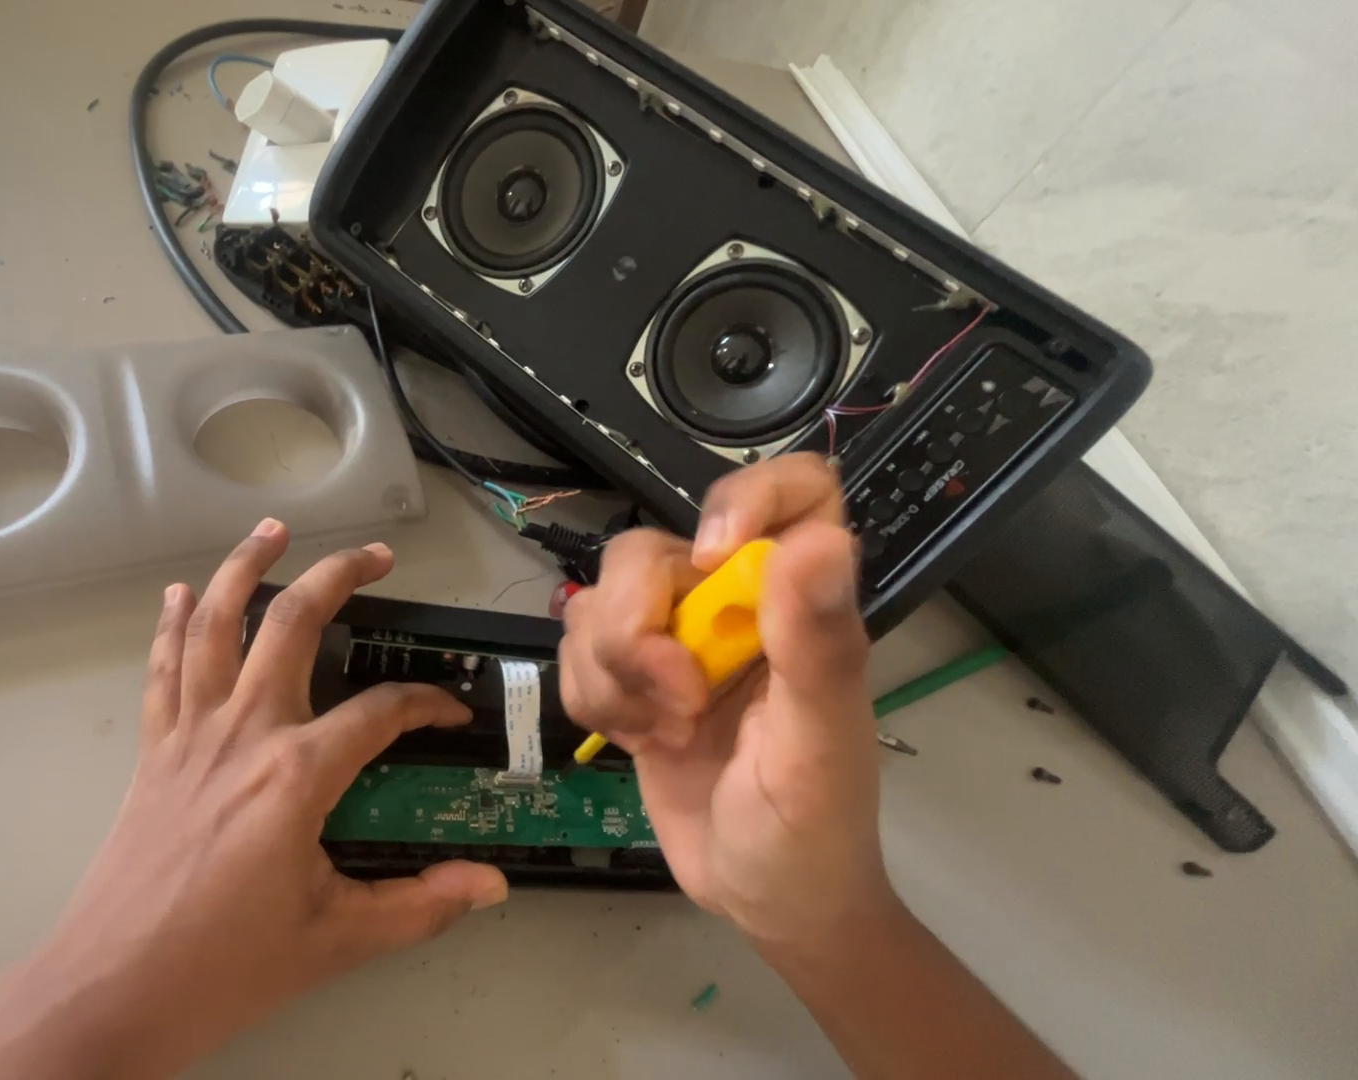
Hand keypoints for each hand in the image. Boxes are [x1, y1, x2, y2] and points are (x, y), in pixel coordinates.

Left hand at [28, 520, 506, 1078]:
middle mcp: (245, 730)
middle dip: (339, 575)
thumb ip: (420, 905)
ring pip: (216, 623)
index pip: (382, 712)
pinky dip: (174, 621)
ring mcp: (192, 730)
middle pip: (294, 623)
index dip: (427, 704)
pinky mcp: (155, 747)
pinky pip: (164, 666)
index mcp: (297, 772)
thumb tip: (492, 886)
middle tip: (376, 554)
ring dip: (246, 567)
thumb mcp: (337, 939)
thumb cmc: (226, 965)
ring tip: (273, 529)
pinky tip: (182, 590)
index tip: (450, 713)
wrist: (112, 990)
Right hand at [556, 455, 893, 950]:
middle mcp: (726, 603)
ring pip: (594, 604)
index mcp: (796, 600)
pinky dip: (590, 700)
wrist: (760, 896)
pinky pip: (569, 653)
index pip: (789, 491)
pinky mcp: (623, 677)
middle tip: (676, 698)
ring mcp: (668, 638)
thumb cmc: (812, 827)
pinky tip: (637, 739)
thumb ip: (820, 646)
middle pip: (643, 552)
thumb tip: (820, 540)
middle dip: (635, 626)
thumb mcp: (820, 745)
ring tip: (662, 733)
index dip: (745, 497)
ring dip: (612, 676)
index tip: (711, 557)